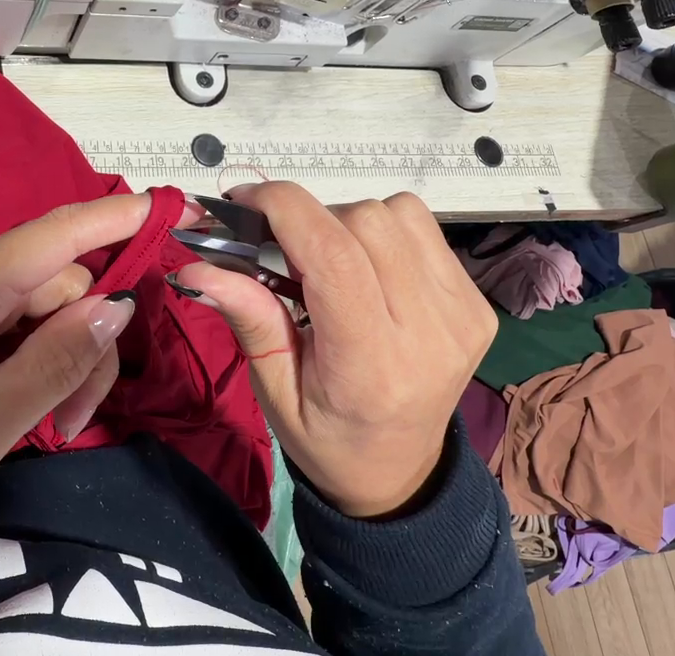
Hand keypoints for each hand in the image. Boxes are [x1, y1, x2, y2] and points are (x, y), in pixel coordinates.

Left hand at [0, 194, 156, 532]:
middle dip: (84, 344)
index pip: (58, 235)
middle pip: (59, 282)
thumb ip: (53, 365)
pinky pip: (8, 309)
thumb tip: (118, 306)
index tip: (174, 208)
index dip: (119, 217)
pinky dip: (28, 350)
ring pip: (39, 299)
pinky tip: (17, 397)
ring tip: (43, 424)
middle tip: (70, 422)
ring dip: (57, 355)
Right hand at [177, 183, 495, 518]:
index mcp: (370, 364)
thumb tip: (196, 266)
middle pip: (365, 221)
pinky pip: (423, 227)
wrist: (399, 472)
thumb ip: (248, 318)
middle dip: (312, 221)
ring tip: (329, 262)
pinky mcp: (479, 303)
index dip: (283, 208)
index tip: (244, 203)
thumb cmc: (325, 436)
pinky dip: (384, 232)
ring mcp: (462, 314)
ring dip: (349, 222)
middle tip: (285, 253)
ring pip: (397, 213)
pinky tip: (367, 268)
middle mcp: (429, 333)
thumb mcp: (273, 390)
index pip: (333, 254)